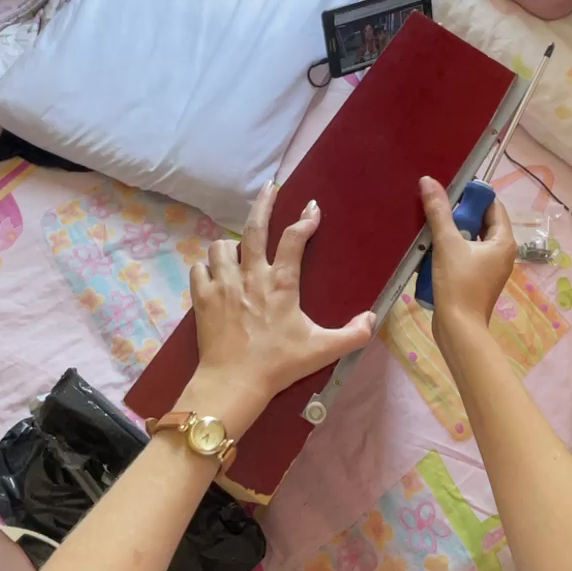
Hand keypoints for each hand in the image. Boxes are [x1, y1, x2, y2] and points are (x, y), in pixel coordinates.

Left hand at [184, 183, 375, 435]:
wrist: (234, 382)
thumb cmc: (279, 364)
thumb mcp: (322, 350)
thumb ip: (352, 335)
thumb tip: (372, 319)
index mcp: (281, 284)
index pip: (294, 239)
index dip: (305, 220)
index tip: (311, 208)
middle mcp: (251, 276)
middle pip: (254, 228)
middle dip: (264, 203)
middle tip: (270, 188)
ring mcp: (223, 284)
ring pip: (222, 246)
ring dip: (231, 245)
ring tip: (238, 250)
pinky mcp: (202, 297)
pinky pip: (200, 268)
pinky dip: (207, 267)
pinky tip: (214, 274)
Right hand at [419, 175, 516, 350]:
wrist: (458, 328)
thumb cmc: (458, 284)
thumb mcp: (447, 243)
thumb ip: (439, 211)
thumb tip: (429, 181)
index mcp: (504, 241)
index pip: (492, 206)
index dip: (472, 196)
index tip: (449, 192)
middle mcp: (502, 252)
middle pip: (481, 222)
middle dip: (459, 214)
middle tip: (435, 209)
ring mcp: (491, 268)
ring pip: (471, 239)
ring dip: (452, 232)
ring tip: (430, 227)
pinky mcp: (478, 280)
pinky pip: (466, 255)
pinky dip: (452, 249)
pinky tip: (432, 249)